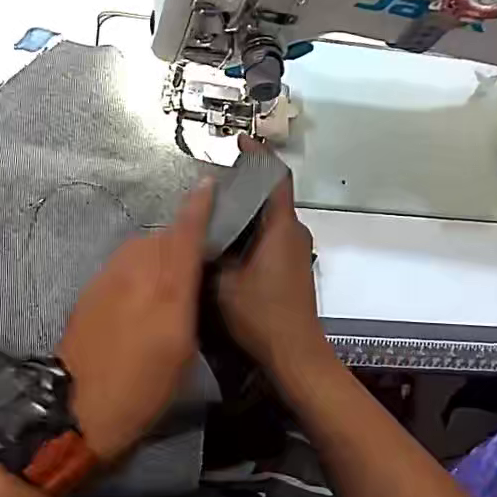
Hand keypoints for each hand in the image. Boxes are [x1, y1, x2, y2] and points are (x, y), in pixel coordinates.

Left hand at [56, 181, 213, 461]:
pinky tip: (142, 290)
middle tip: (197, 257)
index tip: (208, 184)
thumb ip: (188, 305)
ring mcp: (109, 276)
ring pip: (140, 246)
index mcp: (167, 288)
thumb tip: (189, 280)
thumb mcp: (182, 353)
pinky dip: (138, 265)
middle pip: (163, 236)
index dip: (198, 207)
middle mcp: (137, 271)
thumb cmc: (142, 390)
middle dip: (181, 238)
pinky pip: (123, 262)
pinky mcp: (91, 286)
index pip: (185, 234)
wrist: (77, 404)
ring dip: (157, 252)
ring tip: (169, 276)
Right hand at [214, 138, 326, 376]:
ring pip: (270, 217)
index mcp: (281, 228)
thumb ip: (212, 251)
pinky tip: (225, 238)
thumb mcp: (224, 281)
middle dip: (245, 182)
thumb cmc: (261, 314)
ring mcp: (296, 250)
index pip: (276, 179)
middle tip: (212, 179)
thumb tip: (200, 231)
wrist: (296, 355)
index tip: (240, 141)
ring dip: (246, 208)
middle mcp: (294, 233)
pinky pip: (271, 234)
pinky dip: (250, 227)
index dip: (259, 155)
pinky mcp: (292, 265)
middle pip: (272, 195)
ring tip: (213, 207)